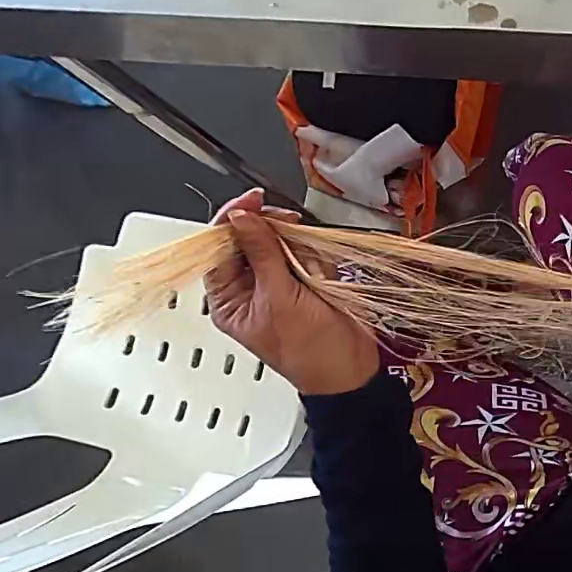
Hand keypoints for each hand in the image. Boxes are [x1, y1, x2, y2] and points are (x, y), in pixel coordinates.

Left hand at [203, 189, 379, 394]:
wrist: (351, 370)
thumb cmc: (310, 350)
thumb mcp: (281, 299)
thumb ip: (262, 254)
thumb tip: (240, 219)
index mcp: (229, 298)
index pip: (220, 247)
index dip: (233, 221)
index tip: (251, 201)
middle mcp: (252, 288)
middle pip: (252, 240)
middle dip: (273, 235)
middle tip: (288, 224)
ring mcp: (281, 284)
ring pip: (282, 244)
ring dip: (300, 251)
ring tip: (312, 273)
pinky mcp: (307, 282)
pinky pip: (307, 255)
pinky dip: (317, 261)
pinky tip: (323, 277)